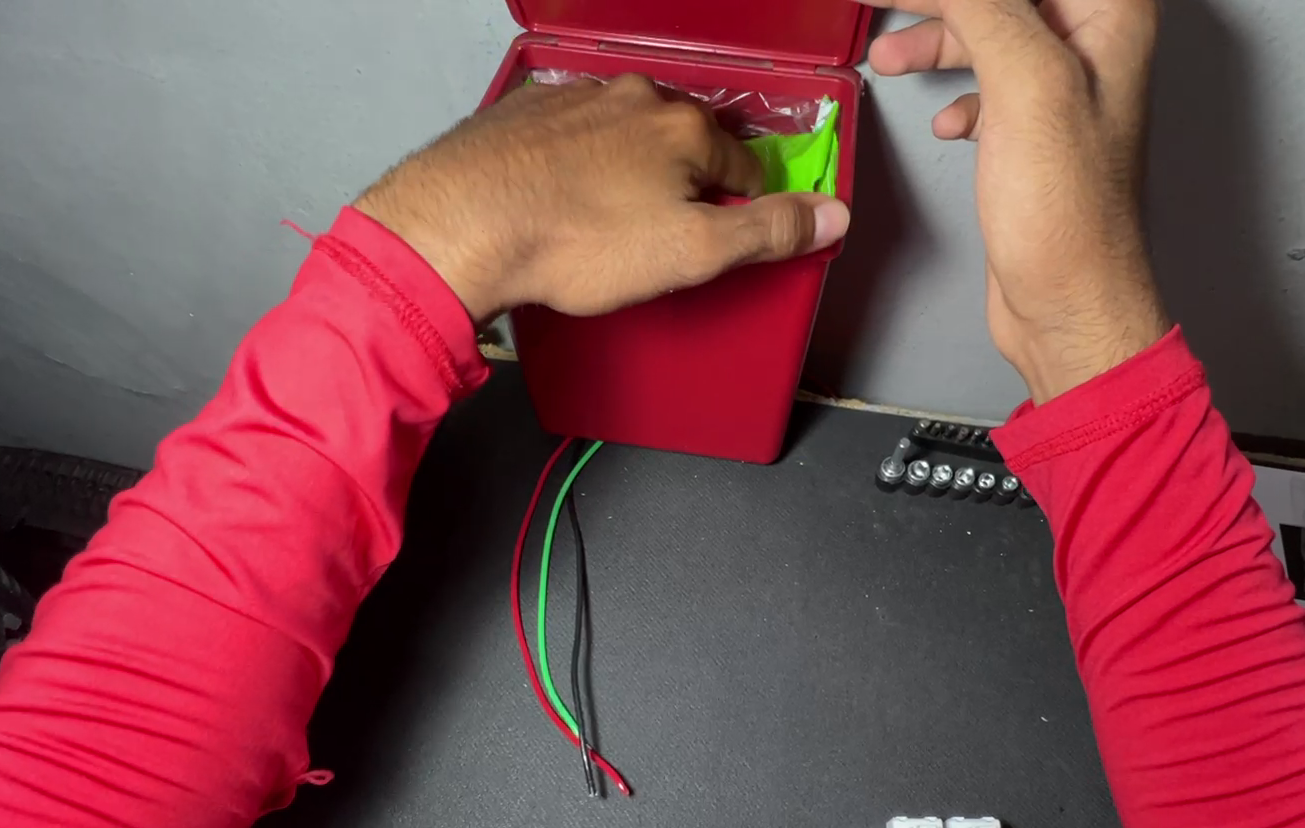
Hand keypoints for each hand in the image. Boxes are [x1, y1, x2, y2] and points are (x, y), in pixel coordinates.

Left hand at [355, 76, 850, 321]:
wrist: (468, 224)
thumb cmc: (583, 242)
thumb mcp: (692, 252)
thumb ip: (767, 232)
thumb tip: (836, 216)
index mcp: (684, 131)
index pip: (742, 169)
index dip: (743, 207)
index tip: (731, 235)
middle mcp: (635, 100)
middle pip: (687, 145)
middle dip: (689, 186)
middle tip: (668, 237)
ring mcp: (577, 99)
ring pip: (629, 136)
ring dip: (635, 171)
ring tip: (615, 222)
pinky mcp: (528, 113)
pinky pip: (577, 136)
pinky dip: (584, 163)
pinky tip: (568, 198)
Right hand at [863, 0, 1171, 402]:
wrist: (1064, 303)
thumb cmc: (1066, 215)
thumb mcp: (1028, 87)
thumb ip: (986, 10)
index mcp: (1110, 11)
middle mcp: (1091, 46)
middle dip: (941, 2)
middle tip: (885, 6)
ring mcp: (1060, 96)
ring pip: (990, 39)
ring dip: (938, 43)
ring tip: (890, 56)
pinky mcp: (1032, 141)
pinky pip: (989, 94)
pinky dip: (959, 100)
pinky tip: (946, 122)